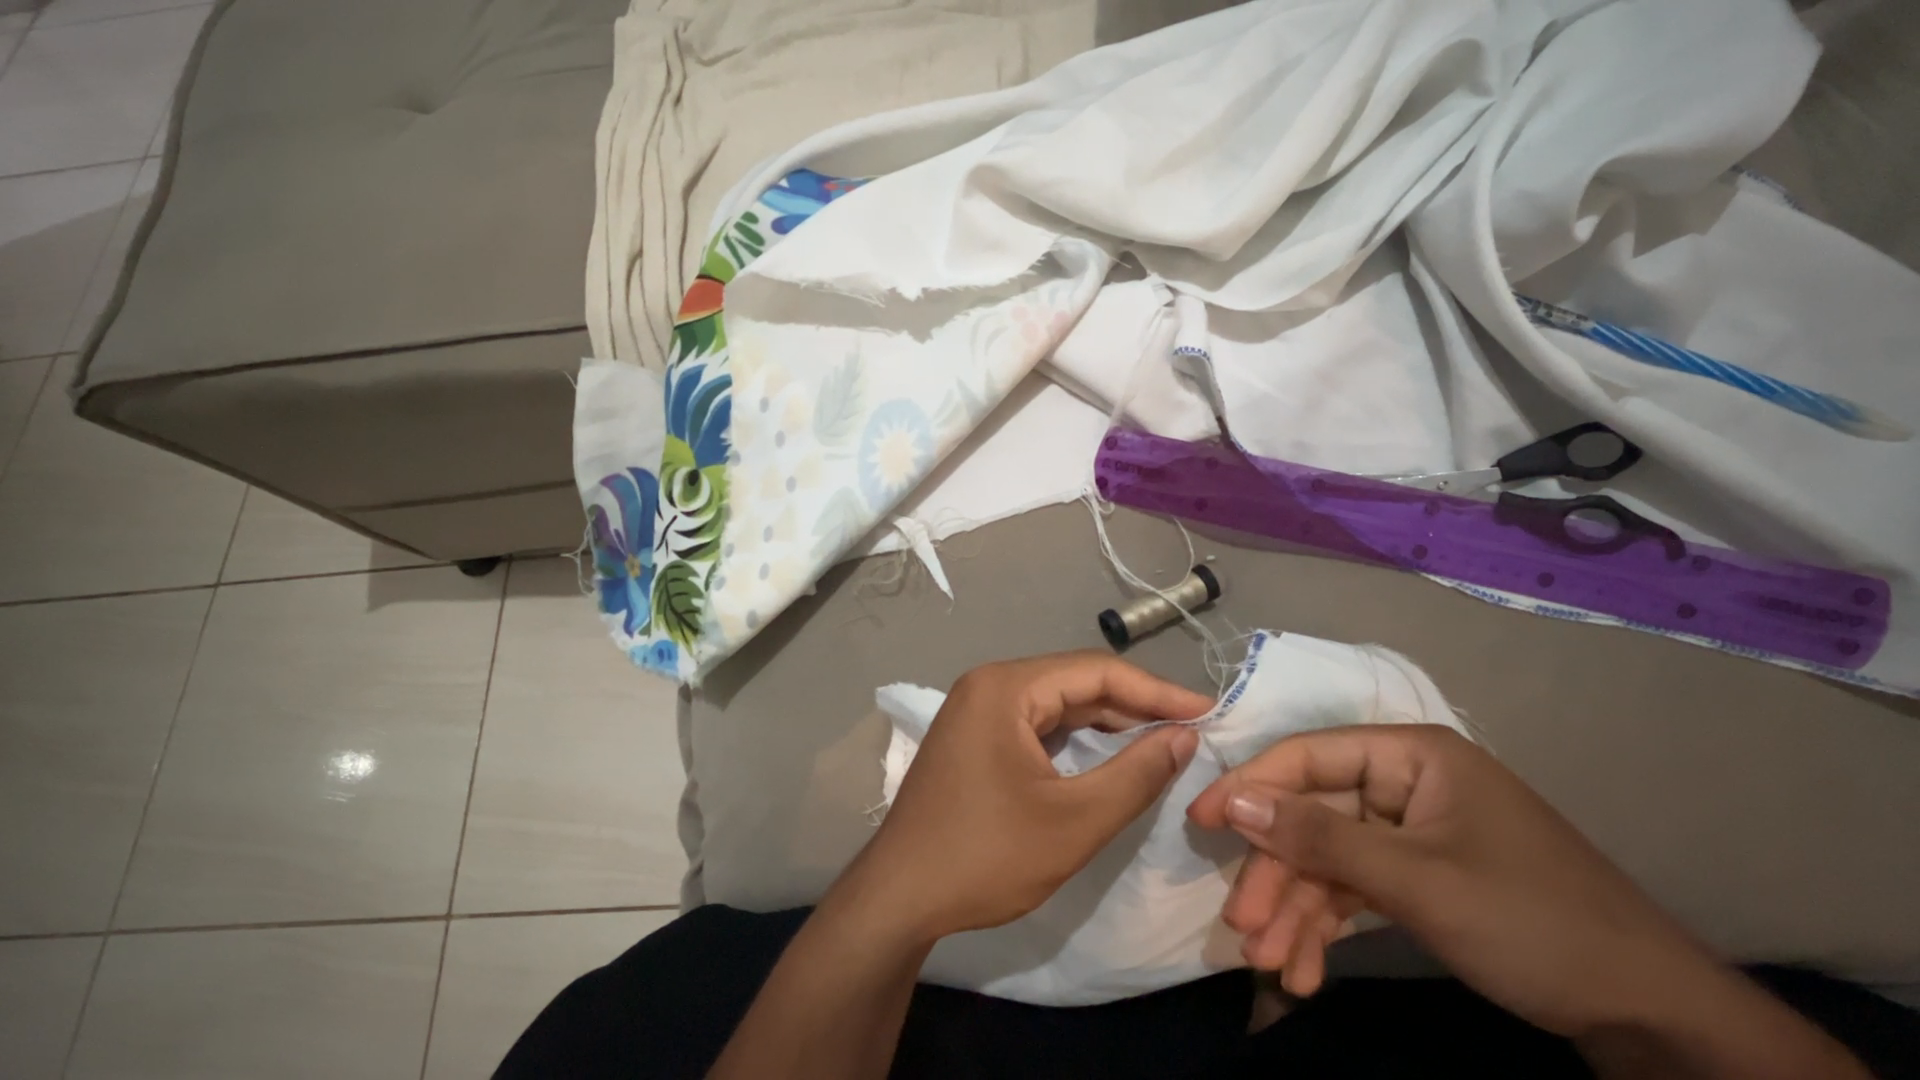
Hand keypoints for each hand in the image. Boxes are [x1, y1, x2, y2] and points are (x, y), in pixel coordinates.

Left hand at [849, 652, 1209, 943]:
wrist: (899, 899)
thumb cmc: (986, 856)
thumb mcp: (1074, 821)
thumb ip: (1137, 773)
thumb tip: (1185, 736)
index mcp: (1005, 688)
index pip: (1097, 671)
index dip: (1158, 691)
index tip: (1209, 712)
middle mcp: (988, 687)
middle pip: (1076, 683)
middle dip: (1136, 706)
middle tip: (1193, 730)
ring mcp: (976, 713)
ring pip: (1058, 706)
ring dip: (1109, 723)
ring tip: (1165, 740)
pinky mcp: (974, 741)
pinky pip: (1037, 727)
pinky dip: (1078, 740)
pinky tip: (1111, 756)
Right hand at [1186, 725, 1724, 1033]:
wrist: (1645, 1007)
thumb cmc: (1531, 921)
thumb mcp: (1417, 881)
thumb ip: (1319, 838)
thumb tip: (1230, 799)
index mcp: (1411, 756)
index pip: (1308, 757)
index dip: (1250, 788)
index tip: (1198, 825)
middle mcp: (1405, 784)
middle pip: (1312, 816)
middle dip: (1278, 876)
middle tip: (1243, 927)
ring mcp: (1411, 832)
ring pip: (1327, 859)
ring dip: (1296, 911)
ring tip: (1270, 963)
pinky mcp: (1418, 876)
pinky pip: (1354, 889)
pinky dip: (1327, 927)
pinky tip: (1305, 971)